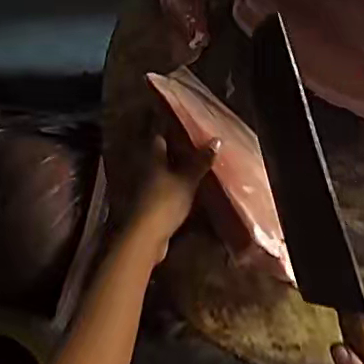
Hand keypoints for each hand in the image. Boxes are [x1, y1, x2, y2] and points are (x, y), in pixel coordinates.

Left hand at [126, 133, 216, 264]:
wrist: (146, 238)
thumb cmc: (165, 201)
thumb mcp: (188, 180)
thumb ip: (201, 161)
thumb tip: (217, 139)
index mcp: (154, 161)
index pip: (160, 139)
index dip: (171, 132)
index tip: (186, 125)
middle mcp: (148, 172)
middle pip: (163, 157)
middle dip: (178, 152)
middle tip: (199, 145)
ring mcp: (149, 191)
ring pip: (166, 174)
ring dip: (179, 171)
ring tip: (200, 166)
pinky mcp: (153, 207)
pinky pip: (168, 191)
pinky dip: (179, 188)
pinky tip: (192, 189)